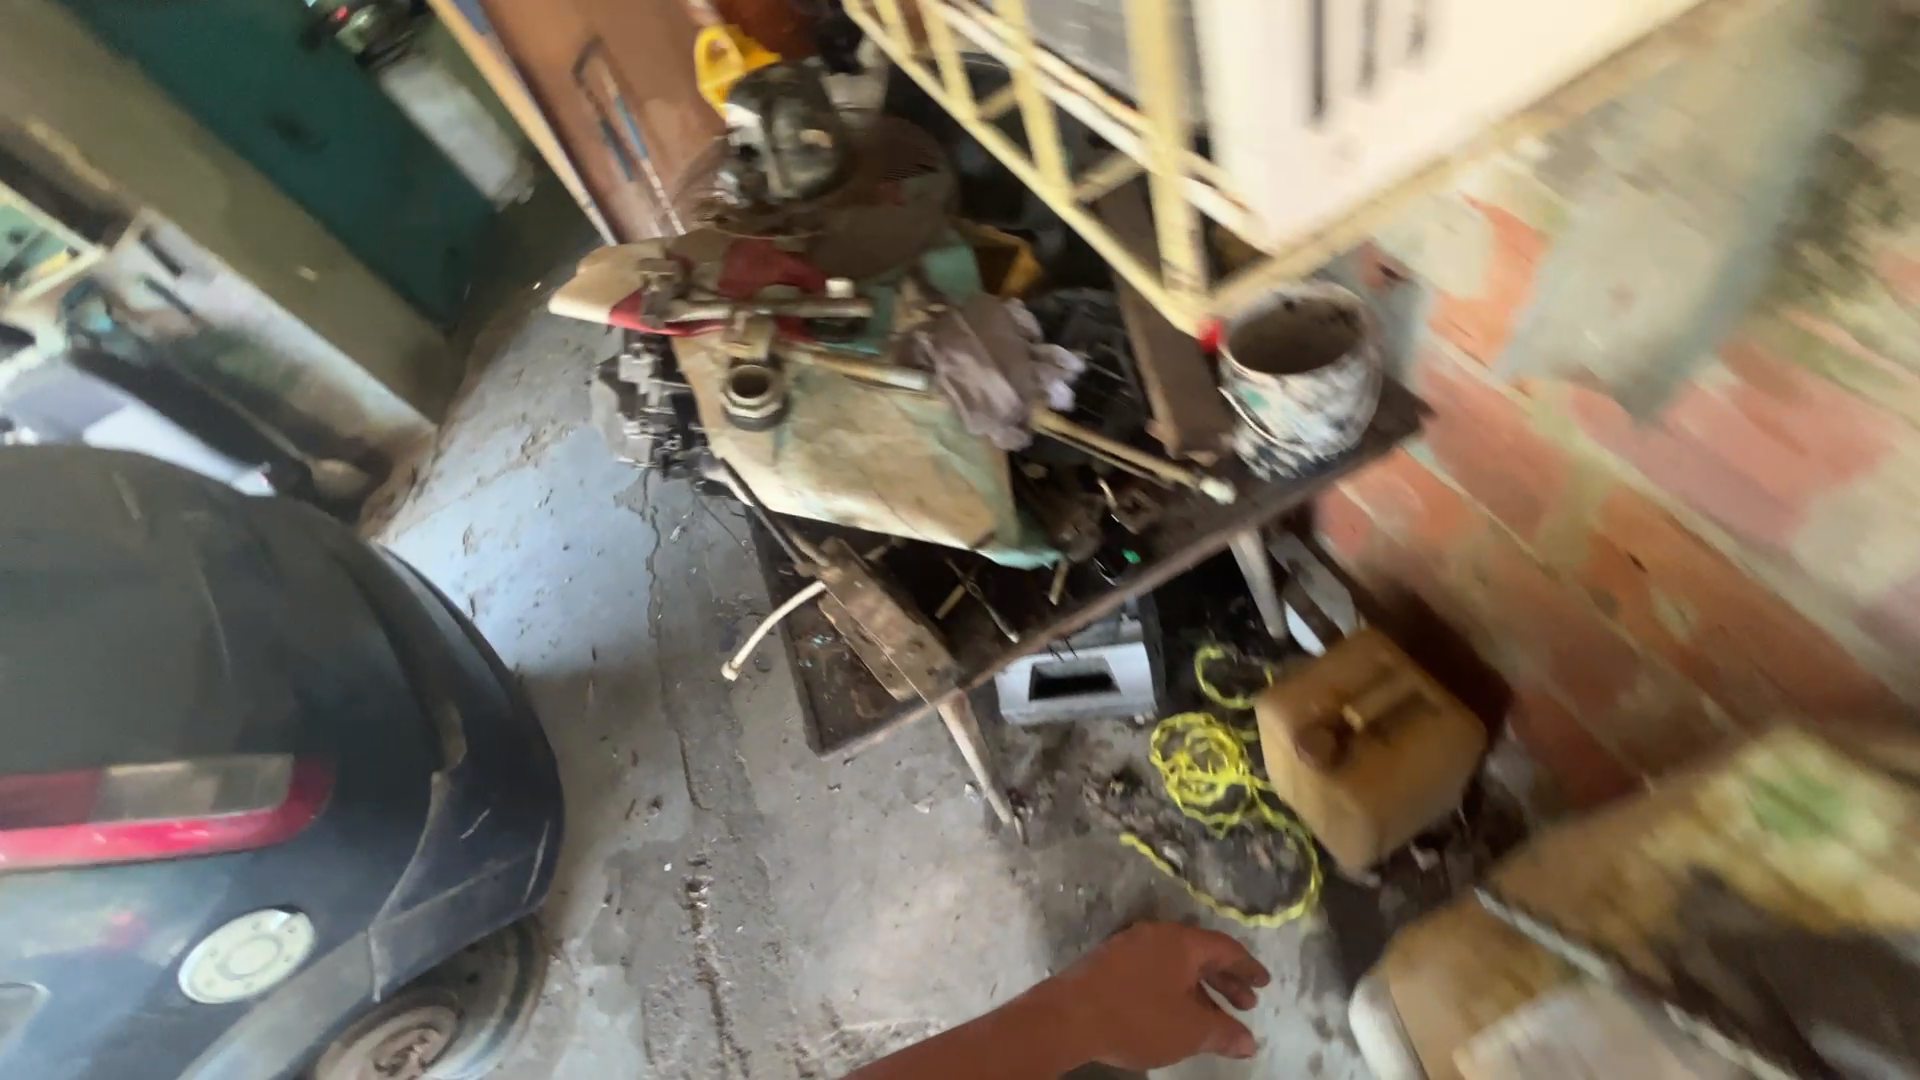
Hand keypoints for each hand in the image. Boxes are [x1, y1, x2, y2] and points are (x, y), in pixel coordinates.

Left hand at [1036, 922, 1271, 1068]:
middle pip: (1200, 952)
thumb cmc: (1138, 1017)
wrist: (1072, 1015)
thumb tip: (1249, 1040)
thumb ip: (1222, 1032)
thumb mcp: (1189, 1030)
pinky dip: (1177, 987)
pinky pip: (1157, 968)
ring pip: (1177, 962)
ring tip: (1218, 1018)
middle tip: (1248, 1004)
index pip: (1224, 947)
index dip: (1247, 966)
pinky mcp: (1113, 961)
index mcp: (1180, 941)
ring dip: (1201, 987)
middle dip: (1226, 979)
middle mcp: (1157, 934)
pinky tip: (1179, 1014)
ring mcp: (1131, 945)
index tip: (1265, 982)